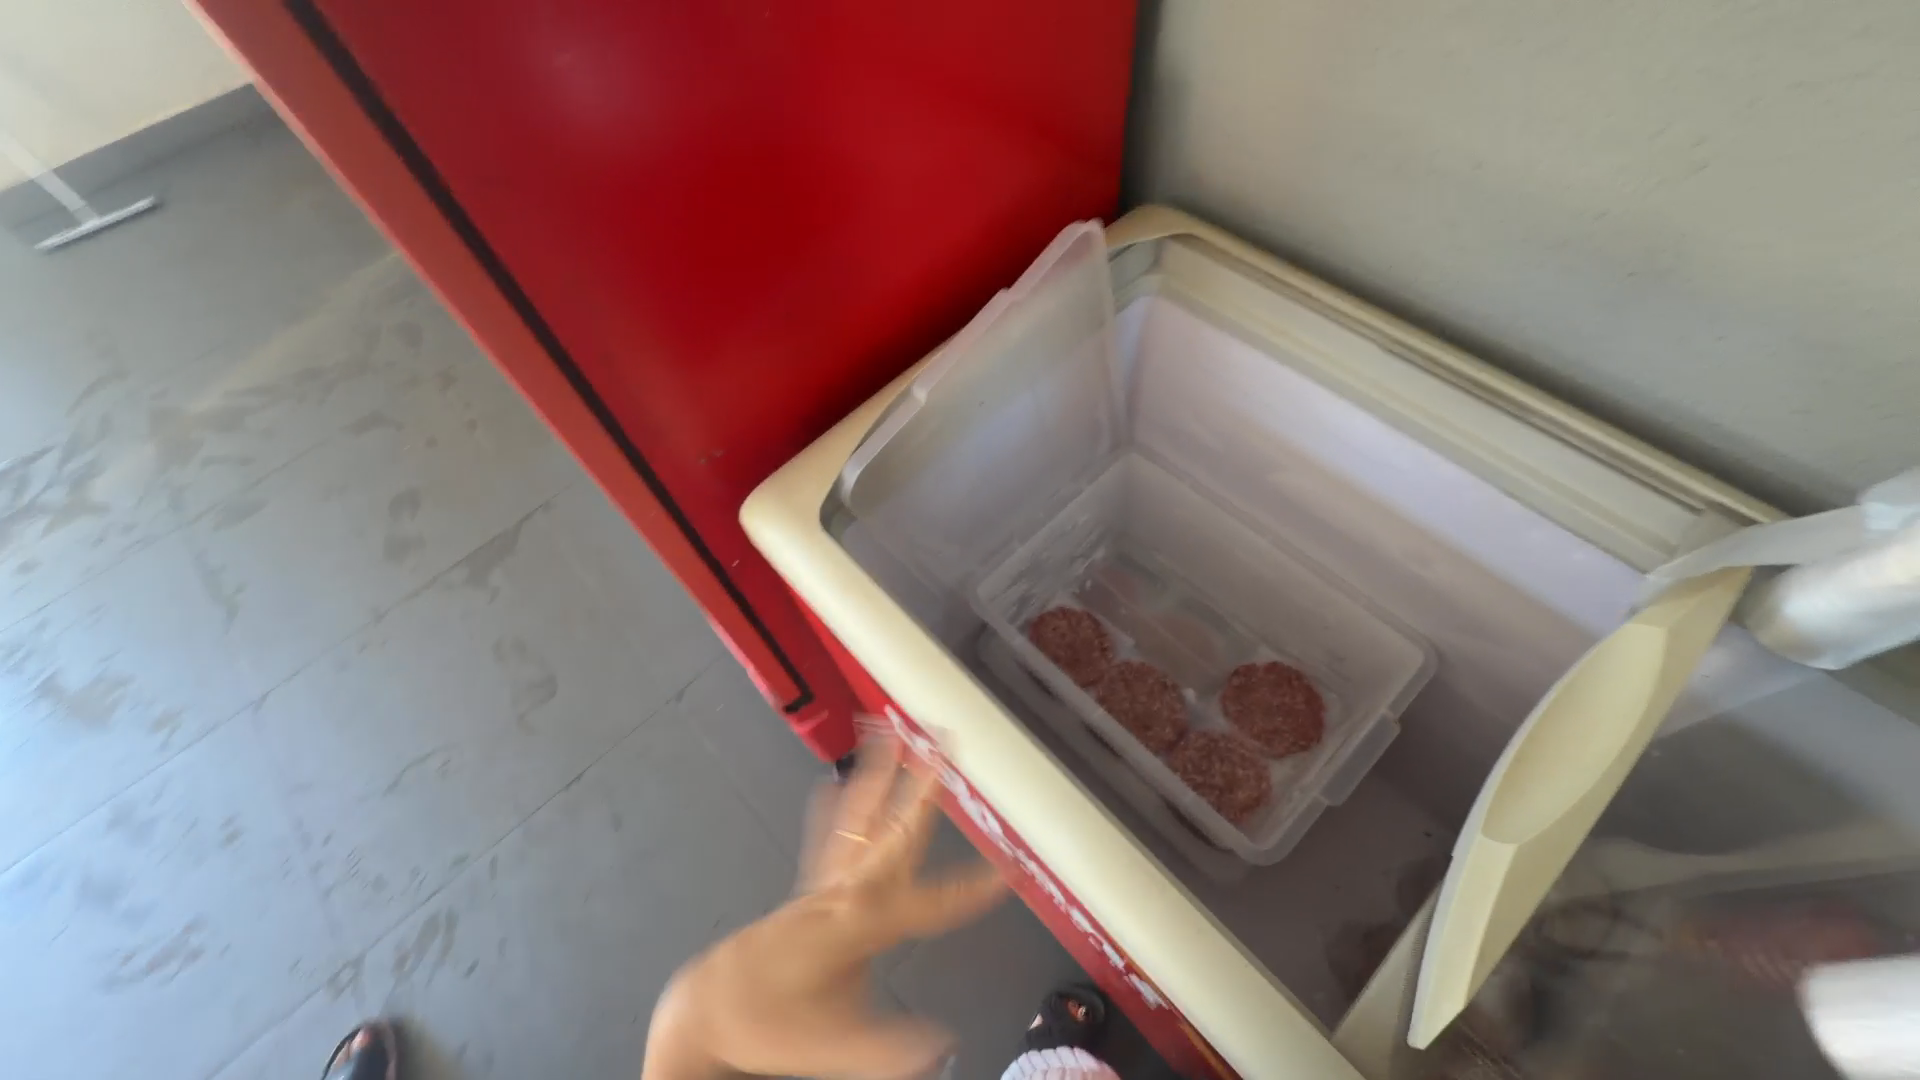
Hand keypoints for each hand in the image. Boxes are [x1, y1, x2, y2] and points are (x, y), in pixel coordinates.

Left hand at [646, 732, 1007, 1079]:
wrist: (711, 1005)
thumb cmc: (767, 1022)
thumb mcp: (832, 1045)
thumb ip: (887, 1046)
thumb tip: (943, 1046)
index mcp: (860, 924)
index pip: (930, 903)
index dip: (970, 890)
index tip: (1006, 872)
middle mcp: (845, 890)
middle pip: (894, 829)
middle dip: (924, 786)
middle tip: (944, 744)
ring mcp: (826, 881)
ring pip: (860, 816)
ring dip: (878, 772)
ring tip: (891, 732)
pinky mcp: (811, 884)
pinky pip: (829, 834)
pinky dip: (834, 805)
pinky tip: (833, 780)